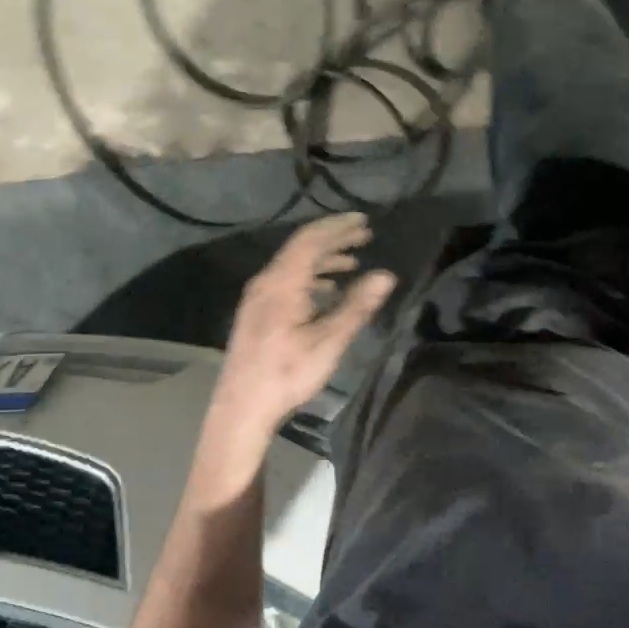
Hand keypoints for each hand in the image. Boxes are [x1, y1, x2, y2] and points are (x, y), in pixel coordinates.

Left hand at [210, 212, 396, 440]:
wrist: (242, 406)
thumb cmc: (287, 374)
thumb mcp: (327, 341)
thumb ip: (356, 306)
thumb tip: (386, 276)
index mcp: (282, 283)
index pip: (311, 240)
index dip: (338, 227)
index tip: (364, 221)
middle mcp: (266, 282)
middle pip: (301, 249)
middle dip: (333, 240)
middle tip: (364, 236)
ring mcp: (258, 297)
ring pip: (293, 266)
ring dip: (323, 261)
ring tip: (351, 264)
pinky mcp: (257, 313)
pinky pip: (286, 282)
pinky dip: (310, 279)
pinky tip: (327, 293)